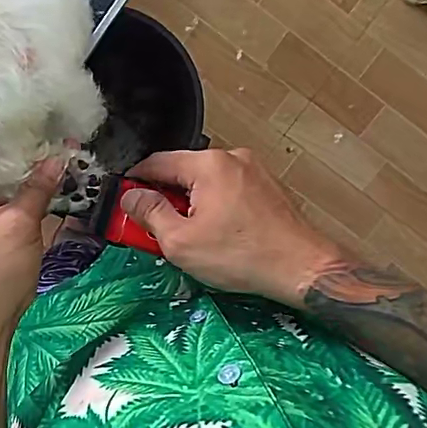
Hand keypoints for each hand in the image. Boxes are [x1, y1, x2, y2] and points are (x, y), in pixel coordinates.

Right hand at [121, 149, 349, 306]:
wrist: (302, 268)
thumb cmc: (243, 256)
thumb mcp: (181, 242)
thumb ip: (149, 215)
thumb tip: (131, 198)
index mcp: (208, 164)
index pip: (156, 162)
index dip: (134, 183)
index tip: (124, 204)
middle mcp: (233, 159)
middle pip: (183, 172)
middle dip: (165, 199)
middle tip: (154, 230)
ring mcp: (254, 172)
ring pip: (207, 184)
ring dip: (191, 206)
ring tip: (189, 239)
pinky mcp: (268, 190)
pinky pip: (229, 192)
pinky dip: (216, 209)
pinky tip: (218, 237)